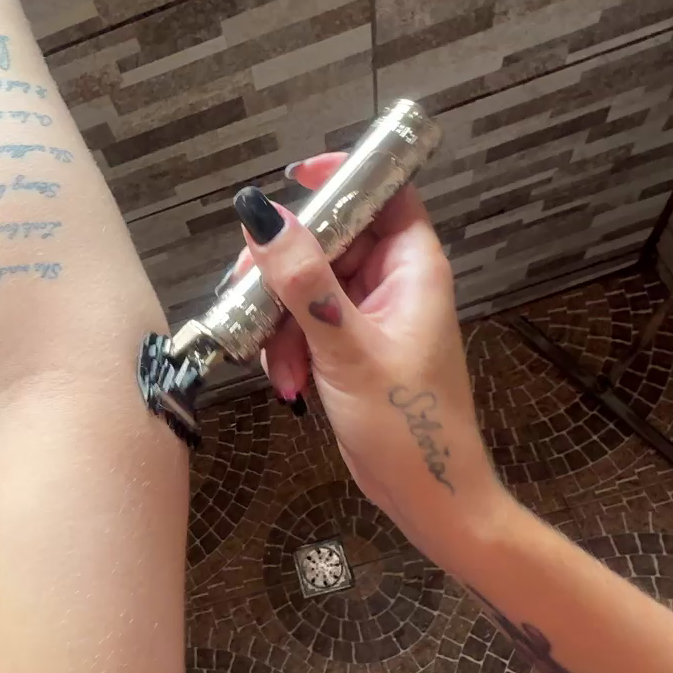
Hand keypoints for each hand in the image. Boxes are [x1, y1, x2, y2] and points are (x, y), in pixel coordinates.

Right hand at [228, 159, 498, 556]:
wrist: (425, 495)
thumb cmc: (406, 424)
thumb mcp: (347, 348)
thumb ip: (304, 282)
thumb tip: (261, 215)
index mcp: (412, 267)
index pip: (383, 192)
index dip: (342, 177)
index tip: (290, 179)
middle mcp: (392, 282)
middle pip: (329, 241)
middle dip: (284, 270)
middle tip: (246, 293)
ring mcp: (369, 316)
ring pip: (309, 286)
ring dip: (281, 321)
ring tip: (278, 364)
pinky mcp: (350, 346)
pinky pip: (308, 323)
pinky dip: (290, 347)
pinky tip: (288, 381)